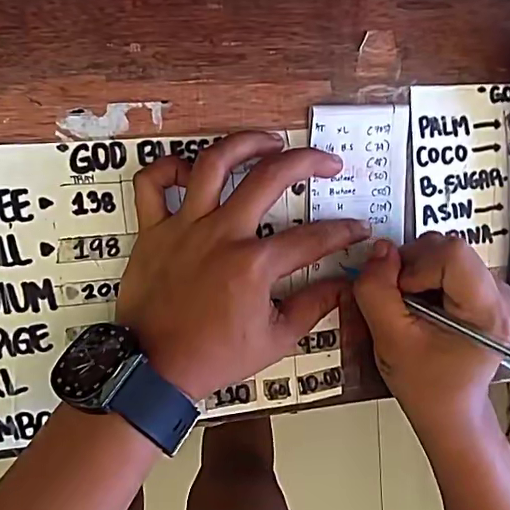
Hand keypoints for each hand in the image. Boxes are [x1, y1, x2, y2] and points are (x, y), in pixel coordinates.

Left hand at [118, 131, 370, 398]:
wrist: (152, 369)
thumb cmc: (213, 356)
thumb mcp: (275, 339)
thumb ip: (313, 306)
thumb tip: (343, 285)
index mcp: (254, 264)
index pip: (312, 238)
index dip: (343, 231)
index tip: (357, 228)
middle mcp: (221, 234)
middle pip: (271, 177)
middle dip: (308, 161)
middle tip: (327, 162)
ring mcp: (184, 227)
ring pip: (213, 164)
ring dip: (245, 143)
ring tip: (269, 141)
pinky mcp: (153, 230)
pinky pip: (152, 184)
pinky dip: (167, 168)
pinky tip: (189, 168)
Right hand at [354, 232, 509, 438]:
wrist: (449, 408)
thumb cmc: (429, 385)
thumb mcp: (391, 340)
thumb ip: (377, 291)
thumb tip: (380, 252)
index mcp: (488, 310)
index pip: (451, 253)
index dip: (415, 267)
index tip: (402, 295)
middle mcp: (501, 295)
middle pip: (447, 248)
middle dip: (413, 268)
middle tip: (403, 304)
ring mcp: (494, 291)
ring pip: (445, 252)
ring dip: (417, 273)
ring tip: (414, 309)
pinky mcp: (483, 289)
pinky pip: (448, 263)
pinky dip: (426, 277)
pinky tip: (423, 306)